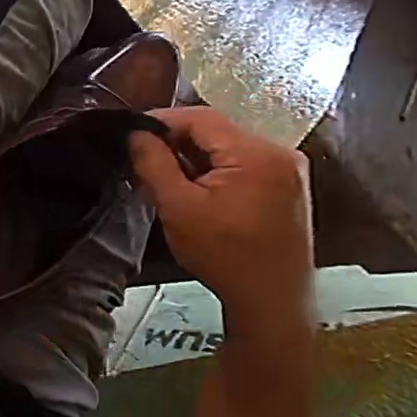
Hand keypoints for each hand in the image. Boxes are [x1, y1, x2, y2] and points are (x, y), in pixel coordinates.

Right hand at [128, 107, 313, 327]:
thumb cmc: (223, 255)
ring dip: (191, 157)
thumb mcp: (178, 207)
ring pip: (225, 146)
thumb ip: (154, 164)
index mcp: (257, 154)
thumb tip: (135, 133)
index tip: (129, 133)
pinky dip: (211, 169)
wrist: (271, 299)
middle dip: (174, 141)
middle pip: (215, 130)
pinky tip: (191, 190)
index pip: (201, 117)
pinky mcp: (285, 185)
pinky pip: (240, 162)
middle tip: (140, 159)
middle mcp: (279, 152)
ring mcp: (287, 169)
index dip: (161, 120)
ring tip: (162, 178)